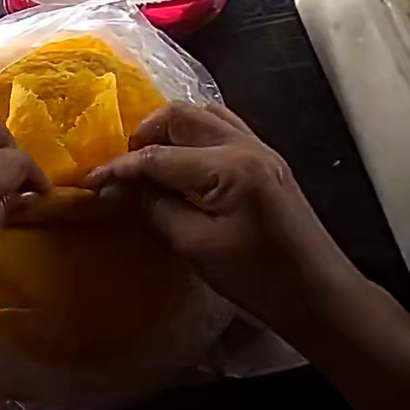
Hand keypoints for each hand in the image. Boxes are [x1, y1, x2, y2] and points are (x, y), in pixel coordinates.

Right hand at [82, 102, 361, 324]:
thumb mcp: (193, 244)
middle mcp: (245, 146)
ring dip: (167, 131)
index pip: (157, 156)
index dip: (118, 168)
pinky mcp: (264, 159)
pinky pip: (219, 127)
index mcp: (229, 167)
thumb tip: (111, 189)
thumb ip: (150, 206)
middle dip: (142, 137)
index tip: (90, 182)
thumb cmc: (256, 276)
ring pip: (200, 114)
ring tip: (148, 162)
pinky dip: (190, 136)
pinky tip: (178, 163)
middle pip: (179, 115)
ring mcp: (259, 148)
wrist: (319, 295)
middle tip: (124, 170)